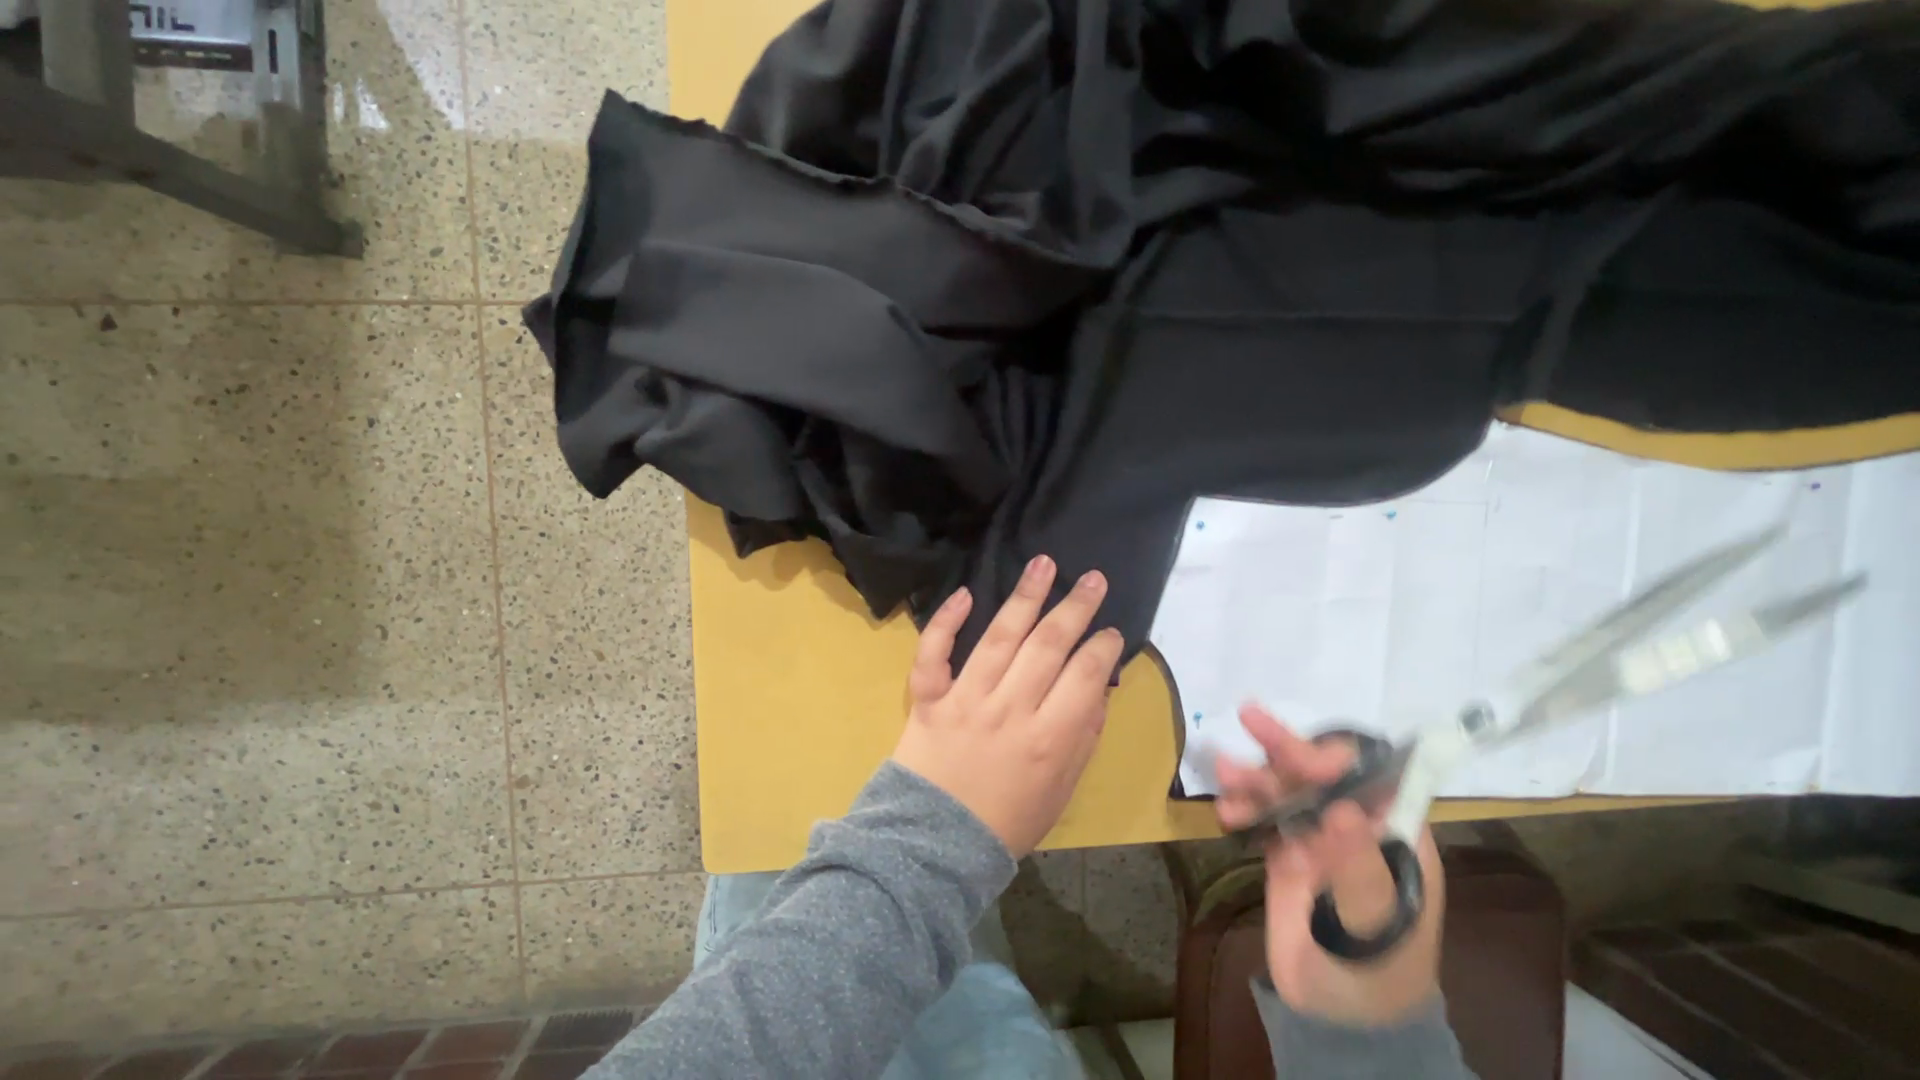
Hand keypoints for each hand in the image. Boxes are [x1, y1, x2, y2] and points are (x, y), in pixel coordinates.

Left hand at [891, 555, 1124, 856]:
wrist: (935, 846)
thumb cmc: (1006, 823)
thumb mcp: (1060, 792)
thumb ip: (1081, 741)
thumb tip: (1098, 694)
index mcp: (1050, 736)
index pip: (1085, 675)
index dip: (1103, 647)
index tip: (1110, 631)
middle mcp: (1011, 708)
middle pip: (1048, 645)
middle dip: (1075, 607)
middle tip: (1093, 579)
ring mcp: (966, 699)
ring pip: (999, 637)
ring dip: (1024, 596)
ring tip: (1044, 563)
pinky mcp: (929, 700)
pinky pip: (933, 654)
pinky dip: (945, 623)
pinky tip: (964, 594)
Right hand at [1215, 705, 1444, 1026]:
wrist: (1342, 1015)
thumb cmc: (1379, 970)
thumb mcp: (1374, 921)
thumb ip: (1359, 867)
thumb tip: (1344, 810)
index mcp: (1395, 833)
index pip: (1373, 776)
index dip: (1340, 757)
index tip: (1309, 755)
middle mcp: (1356, 826)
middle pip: (1321, 774)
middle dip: (1288, 747)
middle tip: (1251, 719)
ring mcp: (1318, 839)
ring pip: (1285, 791)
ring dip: (1256, 775)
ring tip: (1225, 769)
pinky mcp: (1286, 855)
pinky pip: (1264, 819)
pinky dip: (1243, 807)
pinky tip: (1226, 808)